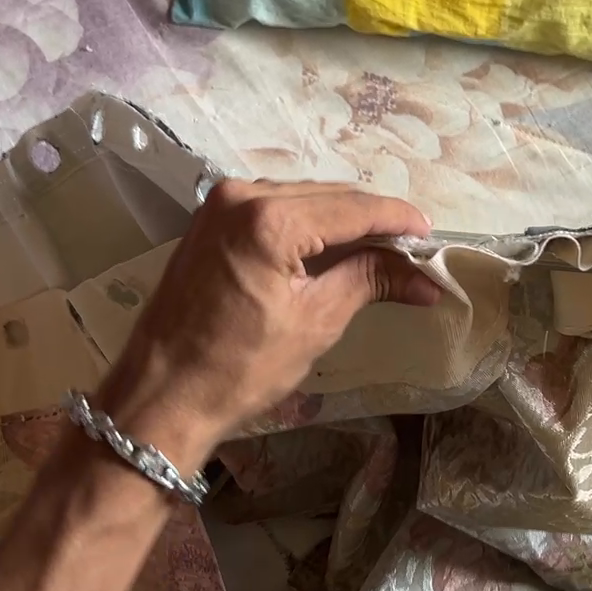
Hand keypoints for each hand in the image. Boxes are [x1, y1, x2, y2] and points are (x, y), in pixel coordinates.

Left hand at [97, 180, 440, 463]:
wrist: (159, 396)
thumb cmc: (240, 369)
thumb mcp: (316, 322)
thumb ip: (370, 280)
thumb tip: (425, 278)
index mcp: (269, 219)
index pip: (354, 207)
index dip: (399, 219)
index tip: (432, 235)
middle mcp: (242, 194)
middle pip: (331, 195)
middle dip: (374, 220)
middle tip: (411, 250)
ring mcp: (221, 202)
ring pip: (304, 197)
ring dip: (343, 220)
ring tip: (379, 250)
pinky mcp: (211, 218)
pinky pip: (276, 206)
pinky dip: (309, 223)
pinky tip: (332, 246)